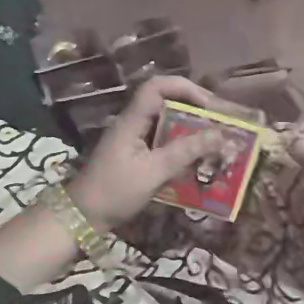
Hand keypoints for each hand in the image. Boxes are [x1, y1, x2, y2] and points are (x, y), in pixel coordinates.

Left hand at [68, 76, 227, 227]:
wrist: (83, 217)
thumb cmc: (115, 191)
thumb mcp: (153, 172)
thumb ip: (185, 151)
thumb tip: (220, 134)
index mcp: (132, 120)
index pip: (157, 87)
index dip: (184, 88)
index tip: (209, 104)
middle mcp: (132, 124)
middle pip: (165, 103)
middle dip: (194, 110)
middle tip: (220, 124)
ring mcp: (133, 140)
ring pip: (165, 125)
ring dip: (189, 130)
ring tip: (214, 141)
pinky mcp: (135, 156)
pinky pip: (161, 143)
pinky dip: (180, 147)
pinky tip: (197, 161)